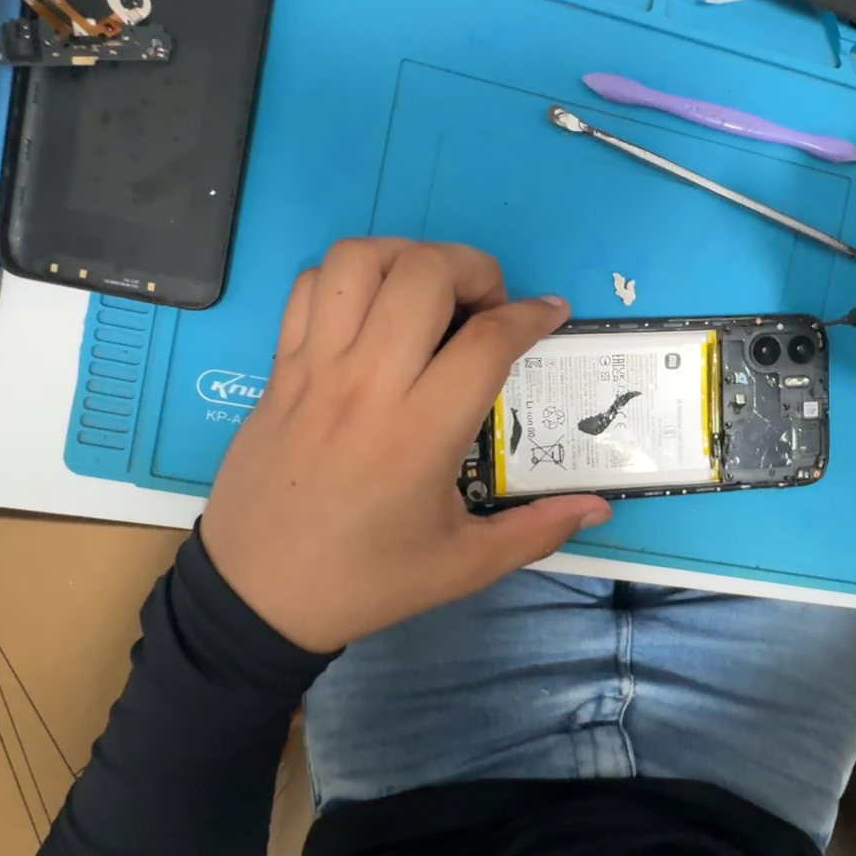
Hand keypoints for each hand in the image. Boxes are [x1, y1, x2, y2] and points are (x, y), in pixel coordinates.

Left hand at [199, 239, 611, 651]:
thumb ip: (539, 532)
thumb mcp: (464, 566)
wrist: (254, 598)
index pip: (487, 339)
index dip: (532, 315)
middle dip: (475, 268)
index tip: (552, 314)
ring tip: (433, 293)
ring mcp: (315, 369)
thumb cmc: (366, 579)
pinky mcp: (279, 369)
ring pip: (359, 262)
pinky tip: (375, 311)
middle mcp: (367, 384)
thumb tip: (601, 508)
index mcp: (420, 432)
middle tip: (490, 305)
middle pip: (424, 274)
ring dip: (409, 257)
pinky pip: (310, 287)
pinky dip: (351, 276)